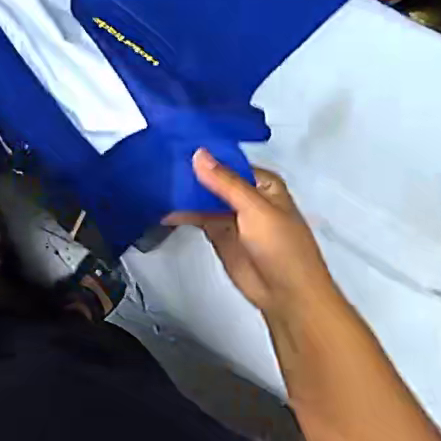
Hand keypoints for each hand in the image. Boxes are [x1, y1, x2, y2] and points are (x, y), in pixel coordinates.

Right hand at [165, 149, 337, 316]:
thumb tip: (199, 154)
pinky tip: (162, 206)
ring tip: (154, 179)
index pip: (228, 161)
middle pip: (212, 178)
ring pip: (201, 196)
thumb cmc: (284, 249)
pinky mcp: (218, 232)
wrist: (287, 295)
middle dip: (189, 172)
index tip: (176, 144)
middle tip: (158, 160)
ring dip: (182, 191)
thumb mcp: (255, 208)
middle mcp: (245, 195)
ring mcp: (230, 215)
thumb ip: (225, 182)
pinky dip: (180, 211)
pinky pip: (195, 216)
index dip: (205, 154)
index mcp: (262, 183)